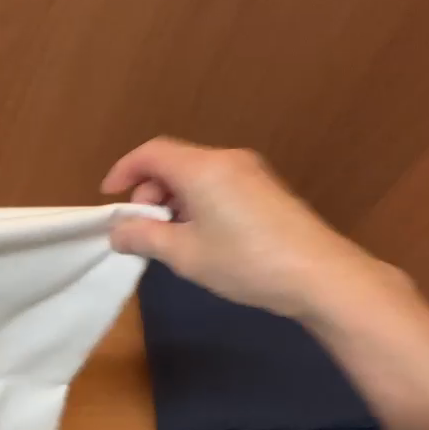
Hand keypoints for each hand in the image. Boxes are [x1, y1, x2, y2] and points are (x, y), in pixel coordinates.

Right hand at [101, 137, 400, 319]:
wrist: (319, 275)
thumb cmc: (244, 261)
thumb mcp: (183, 254)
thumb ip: (143, 237)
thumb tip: (118, 231)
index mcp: (202, 168)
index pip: (151, 153)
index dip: (123, 171)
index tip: (109, 198)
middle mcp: (227, 160)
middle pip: (173, 163)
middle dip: (148, 192)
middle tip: (141, 230)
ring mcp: (250, 173)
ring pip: (195, 175)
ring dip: (172, 201)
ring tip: (169, 239)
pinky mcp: (265, 190)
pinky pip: (216, 185)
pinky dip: (195, 203)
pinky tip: (199, 238)